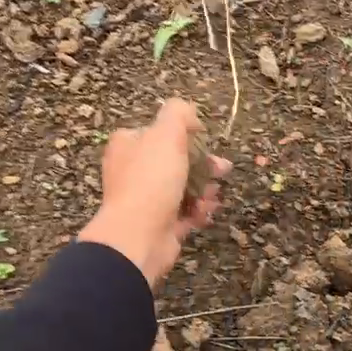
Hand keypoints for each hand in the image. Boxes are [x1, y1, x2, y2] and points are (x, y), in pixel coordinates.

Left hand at [77, 99, 228, 289]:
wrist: (138, 236)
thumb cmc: (150, 180)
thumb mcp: (166, 134)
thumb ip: (179, 113)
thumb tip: (189, 114)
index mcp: (128, 145)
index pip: (158, 131)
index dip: (184, 134)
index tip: (204, 139)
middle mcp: (133, 170)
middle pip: (175, 160)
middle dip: (203, 164)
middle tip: (223, 169)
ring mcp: (145, 199)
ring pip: (183, 187)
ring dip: (204, 189)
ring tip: (213, 196)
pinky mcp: (158, 223)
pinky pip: (184, 212)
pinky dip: (198, 211)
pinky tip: (205, 212)